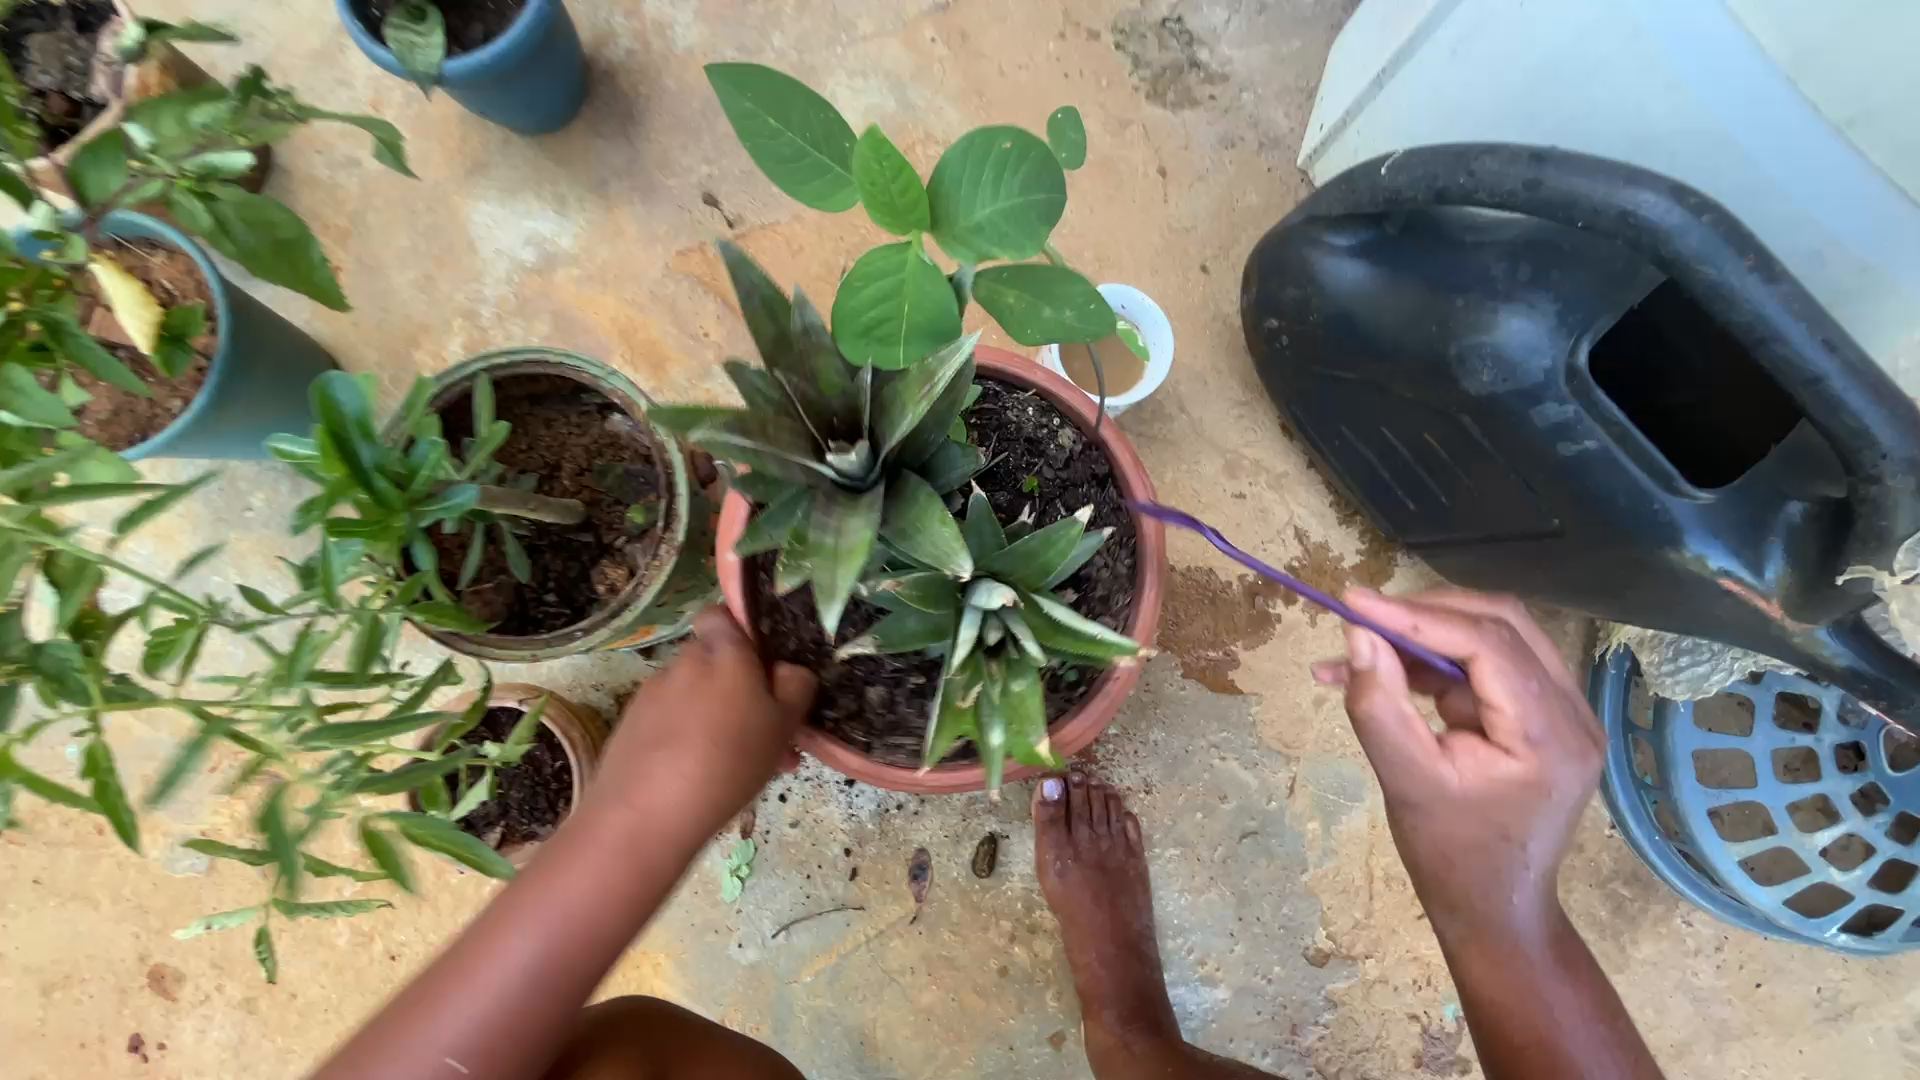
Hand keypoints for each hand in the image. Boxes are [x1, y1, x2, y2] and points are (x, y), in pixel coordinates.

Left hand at [582, 607, 815, 843]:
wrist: (643, 817)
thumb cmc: (729, 761)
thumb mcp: (784, 725)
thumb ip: (795, 687)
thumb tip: (789, 671)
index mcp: (724, 651)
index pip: (721, 614)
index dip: (738, 632)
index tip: (761, 666)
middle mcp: (684, 662)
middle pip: (714, 662)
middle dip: (739, 690)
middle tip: (765, 732)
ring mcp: (652, 694)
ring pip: (695, 697)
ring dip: (718, 719)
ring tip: (743, 767)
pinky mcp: (630, 727)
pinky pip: (671, 723)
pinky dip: (688, 740)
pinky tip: (704, 780)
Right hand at [1312, 589, 1602, 944]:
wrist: (1490, 903)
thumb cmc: (1448, 851)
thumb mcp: (1403, 778)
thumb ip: (1378, 703)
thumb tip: (1357, 634)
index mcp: (1547, 734)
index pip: (1486, 643)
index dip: (1415, 614)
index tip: (1351, 602)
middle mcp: (1569, 712)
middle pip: (1500, 624)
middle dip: (1423, 611)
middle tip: (1360, 617)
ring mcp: (1557, 713)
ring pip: (1490, 637)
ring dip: (1420, 633)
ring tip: (1357, 649)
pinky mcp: (1531, 716)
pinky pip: (1477, 666)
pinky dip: (1425, 662)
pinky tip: (1374, 673)